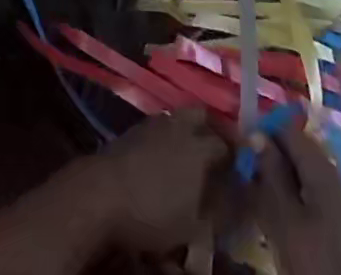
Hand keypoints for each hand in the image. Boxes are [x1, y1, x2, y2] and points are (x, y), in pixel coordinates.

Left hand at [75, 107, 230, 253]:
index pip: (227, 145)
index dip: (236, 157)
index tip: (241, 169)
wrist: (99, 194)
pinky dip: (167, 135)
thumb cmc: (152, 213)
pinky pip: (158, 125)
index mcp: (199, 148)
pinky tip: (165, 156)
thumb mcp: (193, 225)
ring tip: (192, 154)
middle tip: (218, 151)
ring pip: (177, 117)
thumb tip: (230, 197)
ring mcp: (152, 124)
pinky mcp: (131, 130)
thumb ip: (217, 209)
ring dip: (188, 129)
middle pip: (201, 115)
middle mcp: (177, 127)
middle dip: (213, 129)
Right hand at [250, 116, 340, 274]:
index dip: (262, 129)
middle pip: (295, 148)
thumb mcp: (283, 215)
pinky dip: (287, 188)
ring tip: (252, 185)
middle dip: (268, 150)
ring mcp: (336, 195)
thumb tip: (255, 133)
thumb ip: (271, 171)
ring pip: (299, 168)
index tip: (238, 140)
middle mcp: (332, 174)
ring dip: (275, 171)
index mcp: (321, 168)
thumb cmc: (312, 257)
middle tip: (242, 164)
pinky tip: (272, 204)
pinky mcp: (336, 215)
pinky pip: (305, 187)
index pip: (288, 129)